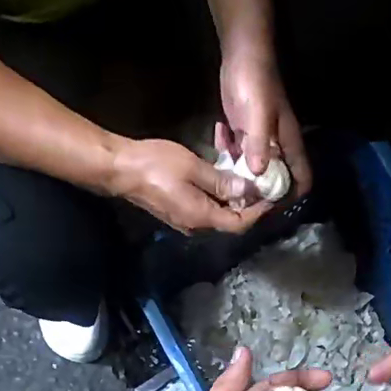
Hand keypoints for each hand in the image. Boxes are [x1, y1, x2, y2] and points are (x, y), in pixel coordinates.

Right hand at [105, 137, 265, 233]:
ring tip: (244, 179)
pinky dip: (216, 197)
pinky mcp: (176, 212)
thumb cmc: (155, 165)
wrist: (120, 169)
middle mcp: (195, 225)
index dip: (257, 212)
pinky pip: (204, 209)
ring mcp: (184, 220)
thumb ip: (222, 182)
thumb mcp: (193, 168)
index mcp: (202, 217)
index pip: (239, 224)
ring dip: (231, 200)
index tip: (270, 196)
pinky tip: (220, 178)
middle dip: (247, 205)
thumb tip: (248, 192)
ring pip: (216, 215)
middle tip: (260, 185)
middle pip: (229, 221)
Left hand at [219, 47, 311, 196]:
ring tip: (225, 182)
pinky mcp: (244, 133)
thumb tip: (258, 175)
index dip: (292, 197)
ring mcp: (260, 140)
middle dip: (262, 194)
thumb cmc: (255, 83)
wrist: (243, 53)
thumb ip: (259, 143)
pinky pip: (239, 154)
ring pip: (255, 170)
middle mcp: (277, 147)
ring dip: (242, 178)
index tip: (273, 210)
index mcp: (288, 144)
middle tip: (240, 202)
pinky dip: (229, 155)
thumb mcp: (257, 114)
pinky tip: (218, 146)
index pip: (302, 178)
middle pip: (276, 180)